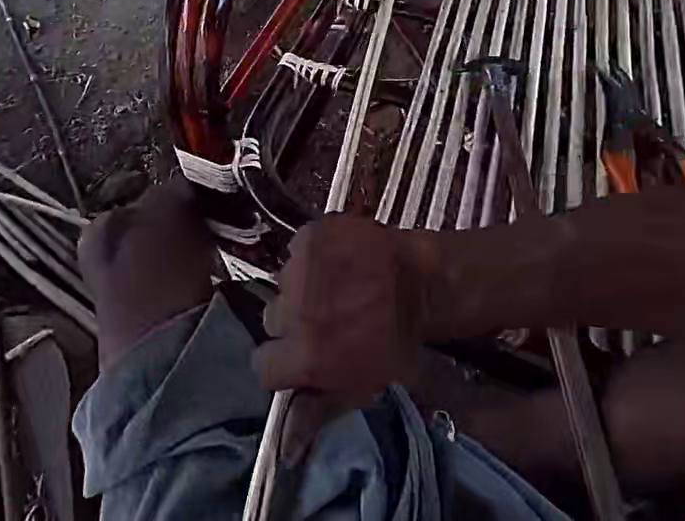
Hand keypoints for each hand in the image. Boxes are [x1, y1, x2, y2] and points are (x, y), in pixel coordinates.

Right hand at [254, 215, 432, 458]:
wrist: (421, 282)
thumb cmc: (395, 340)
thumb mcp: (362, 385)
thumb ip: (318, 410)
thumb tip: (285, 448)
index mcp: (308, 354)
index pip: (263, 365)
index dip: (281, 362)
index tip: (299, 355)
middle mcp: (295, 310)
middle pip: (272, 321)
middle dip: (292, 323)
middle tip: (322, 319)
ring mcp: (298, 268)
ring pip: (282, 284)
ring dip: (301, 288)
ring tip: (332, 288)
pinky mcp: (307, 235)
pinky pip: (293, 251)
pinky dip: (309, 256)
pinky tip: (335, 262)